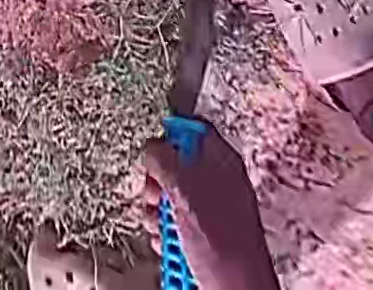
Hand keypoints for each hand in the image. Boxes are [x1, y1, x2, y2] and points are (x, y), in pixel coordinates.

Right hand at [138, 125, 281, 289]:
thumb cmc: (223, 244)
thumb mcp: (183, 188)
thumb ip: (162, 158)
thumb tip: (149, 148)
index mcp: (222, 161)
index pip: (195, 128)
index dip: (172, 132)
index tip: (154, 144)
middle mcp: (220, 182)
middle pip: (177, 162)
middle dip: (157, 178)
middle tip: (153, 192)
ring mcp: (213, 210)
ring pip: (172, 193)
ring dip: (157, 208)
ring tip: (158, 222)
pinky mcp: (205, 235)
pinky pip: (175, 220)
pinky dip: (165, 230)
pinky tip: (166, 241)